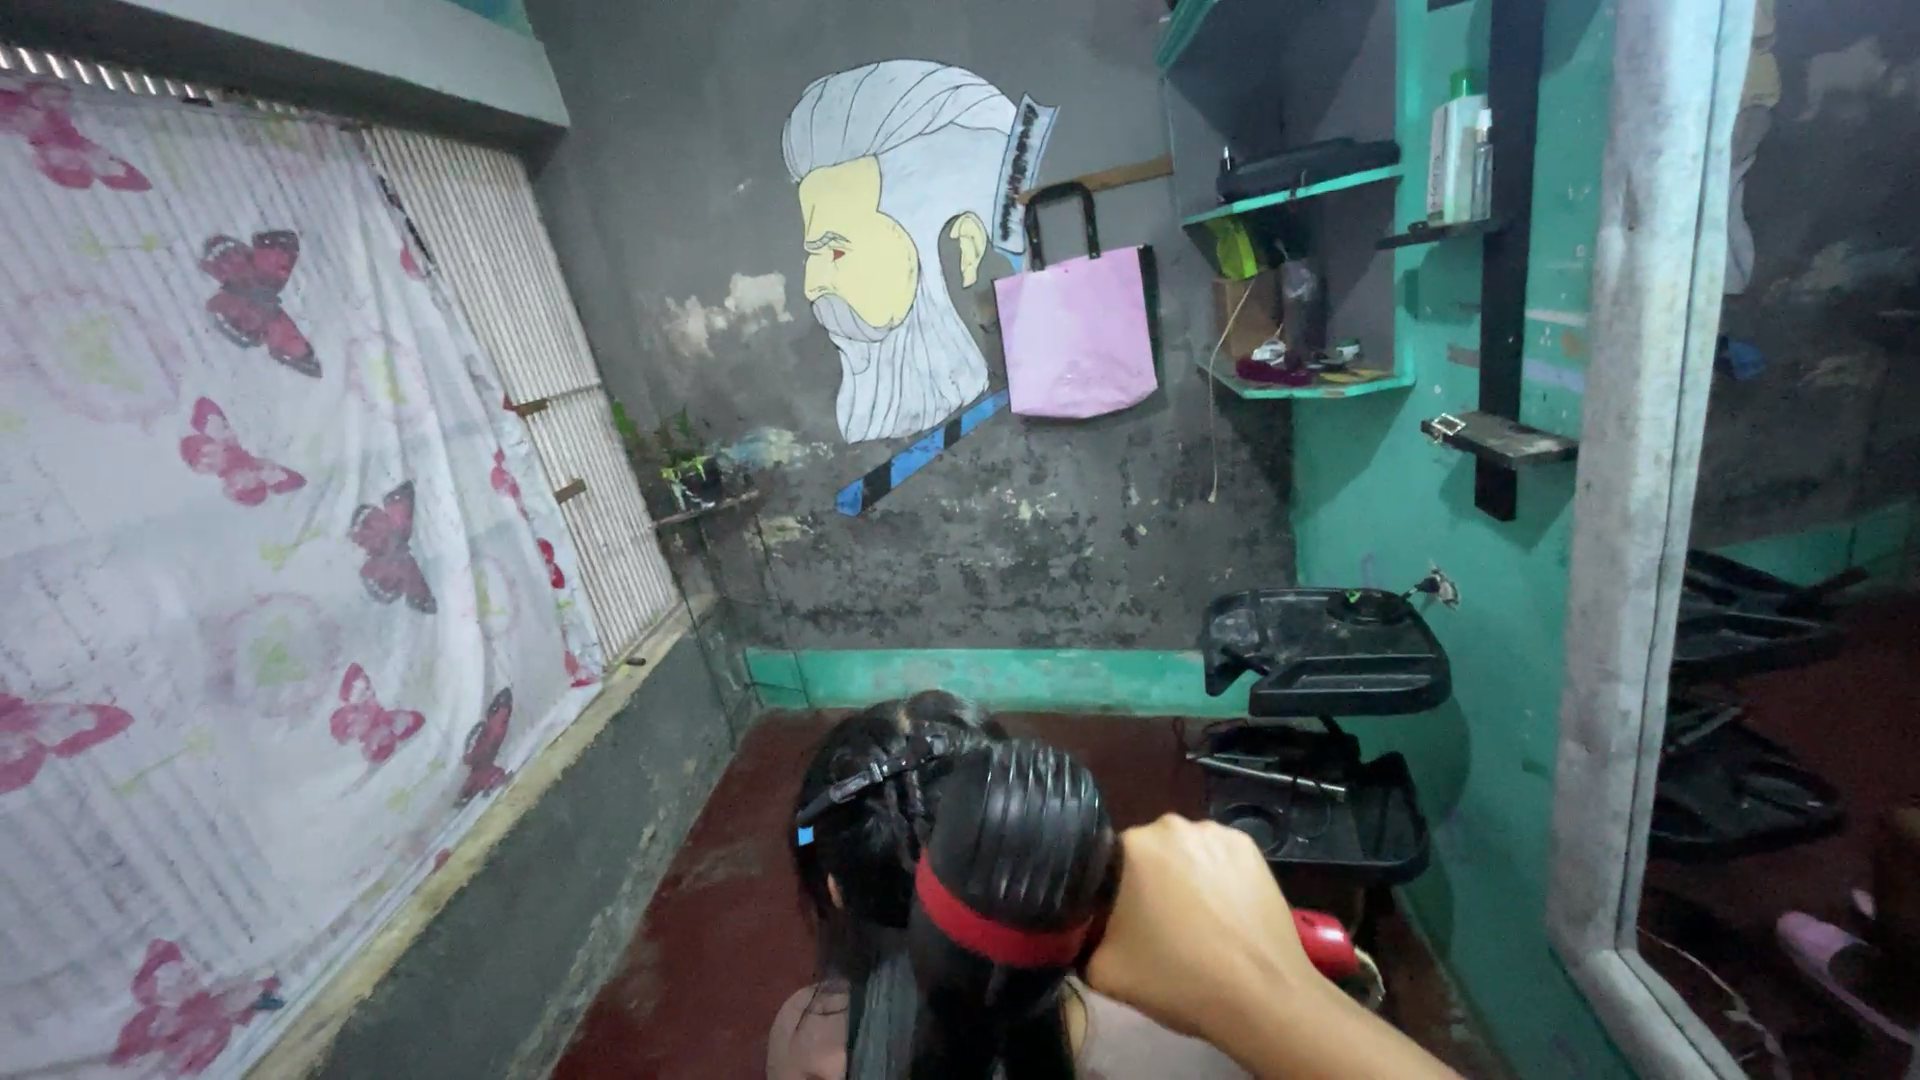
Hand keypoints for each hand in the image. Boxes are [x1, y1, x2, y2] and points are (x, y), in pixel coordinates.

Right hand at [1085, 815, 1461, 1079]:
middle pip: (1148, 851)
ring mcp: (1215, 832)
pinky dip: (1218, 874)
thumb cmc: (1179, 978)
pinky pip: (1219, 855)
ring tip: (1198, 919)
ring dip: (1184, 874)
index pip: (1108, 860)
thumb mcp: (1104, 971)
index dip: (1112, 892)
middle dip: (1149, 880)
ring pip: (1184, 851)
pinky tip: (1226, 909)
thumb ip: (1080, 943)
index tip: (1123, 921)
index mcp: (1132, 844)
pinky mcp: (1250, 846)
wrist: (1262, 996)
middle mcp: (1171, 825)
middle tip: (1160, 924)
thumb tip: (1078, 934)